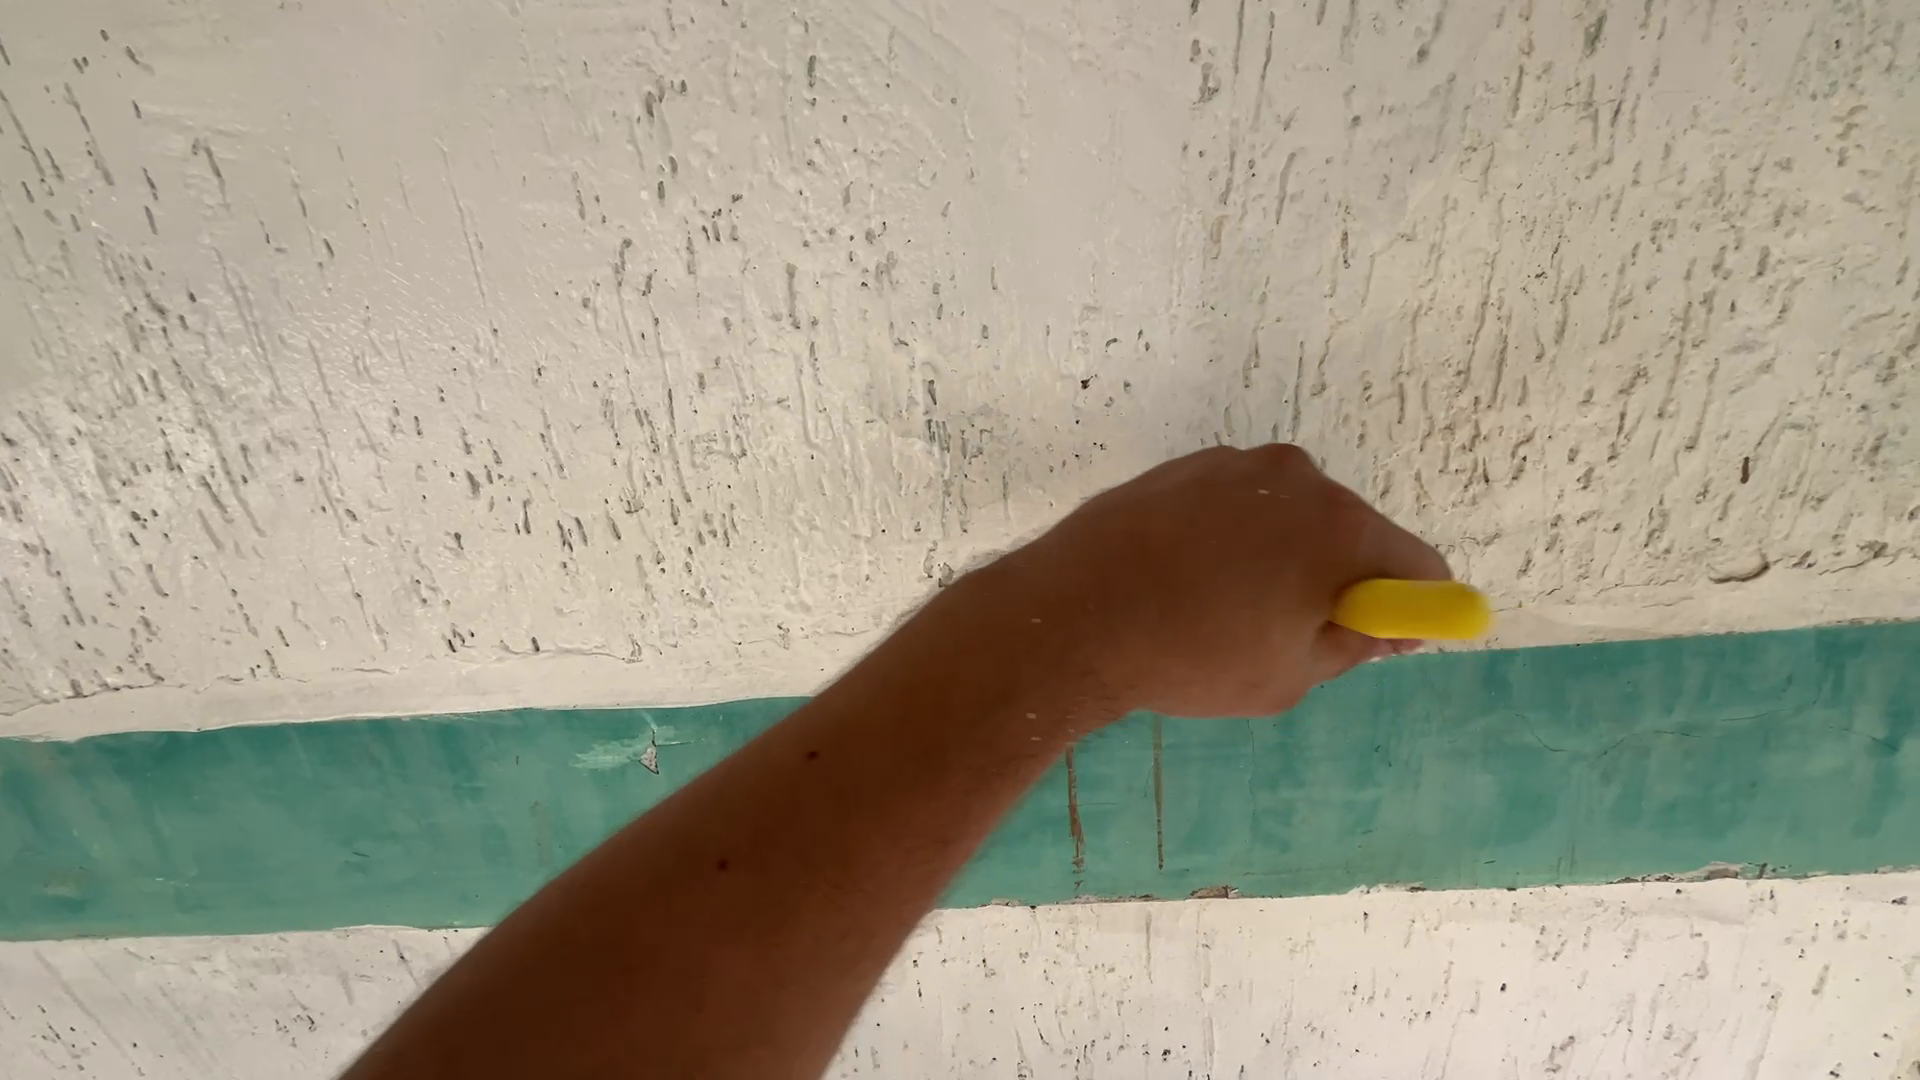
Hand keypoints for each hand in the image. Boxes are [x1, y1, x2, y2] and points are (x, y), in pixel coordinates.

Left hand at [1006, 444, 1449, 719]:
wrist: (1072, 614)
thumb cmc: (1188, 657)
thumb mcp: (1288, 676)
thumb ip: (1354, 644)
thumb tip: (1390, 624)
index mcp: (1338, 527)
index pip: (1418, 566)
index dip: (1408, 608)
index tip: (1371, 636)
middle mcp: (1294, 478)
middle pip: (1348, 532)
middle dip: (1332, 579)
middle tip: (1275, 631)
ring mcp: (1230, 465)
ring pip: (1284, 515)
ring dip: (1274, 554)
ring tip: (1212, 605)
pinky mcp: (1180, 467)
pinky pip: (1230, 504)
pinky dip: (1225, 535)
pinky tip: (1178, 573)